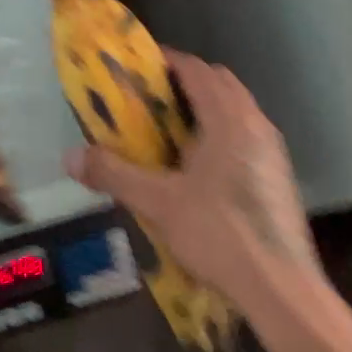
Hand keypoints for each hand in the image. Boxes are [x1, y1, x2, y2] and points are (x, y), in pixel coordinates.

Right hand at [65, 50, 323, 317]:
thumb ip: (114, 174)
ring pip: (235, 112)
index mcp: (229, 119)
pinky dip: (218, 136)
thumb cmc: (219, 233)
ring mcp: (272, 151)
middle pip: (219, 84)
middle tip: (147, 102)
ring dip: (203, 111)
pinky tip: (196, 170)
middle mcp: (255, 125)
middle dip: (183, 84)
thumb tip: (70, 157)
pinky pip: (244, 137)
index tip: (134, 69)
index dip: (165, 62)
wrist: (281, 289)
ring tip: (166, 134)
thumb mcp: (158, 203)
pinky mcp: (277, 177)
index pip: (196, 70)